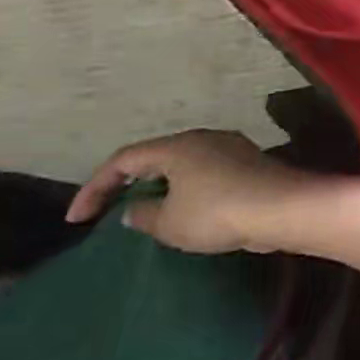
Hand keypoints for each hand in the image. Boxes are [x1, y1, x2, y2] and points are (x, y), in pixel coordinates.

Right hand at [65, 131, 314, 254]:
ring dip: (162, 186)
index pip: (124, 159)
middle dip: (129, 182)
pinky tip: (185, 212)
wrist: (282, 207)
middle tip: (108, 211)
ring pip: (185, 164)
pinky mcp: (250, 164)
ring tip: (145, 214)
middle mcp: (207, 139)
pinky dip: (187, 190)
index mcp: (180, 145)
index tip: (76, 219)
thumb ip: (142, 214)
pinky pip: (207, 174)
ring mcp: (232, 149)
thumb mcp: (167, 221)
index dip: (95, 187)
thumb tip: (134, 208)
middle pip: (156, 156)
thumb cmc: (217, 211)